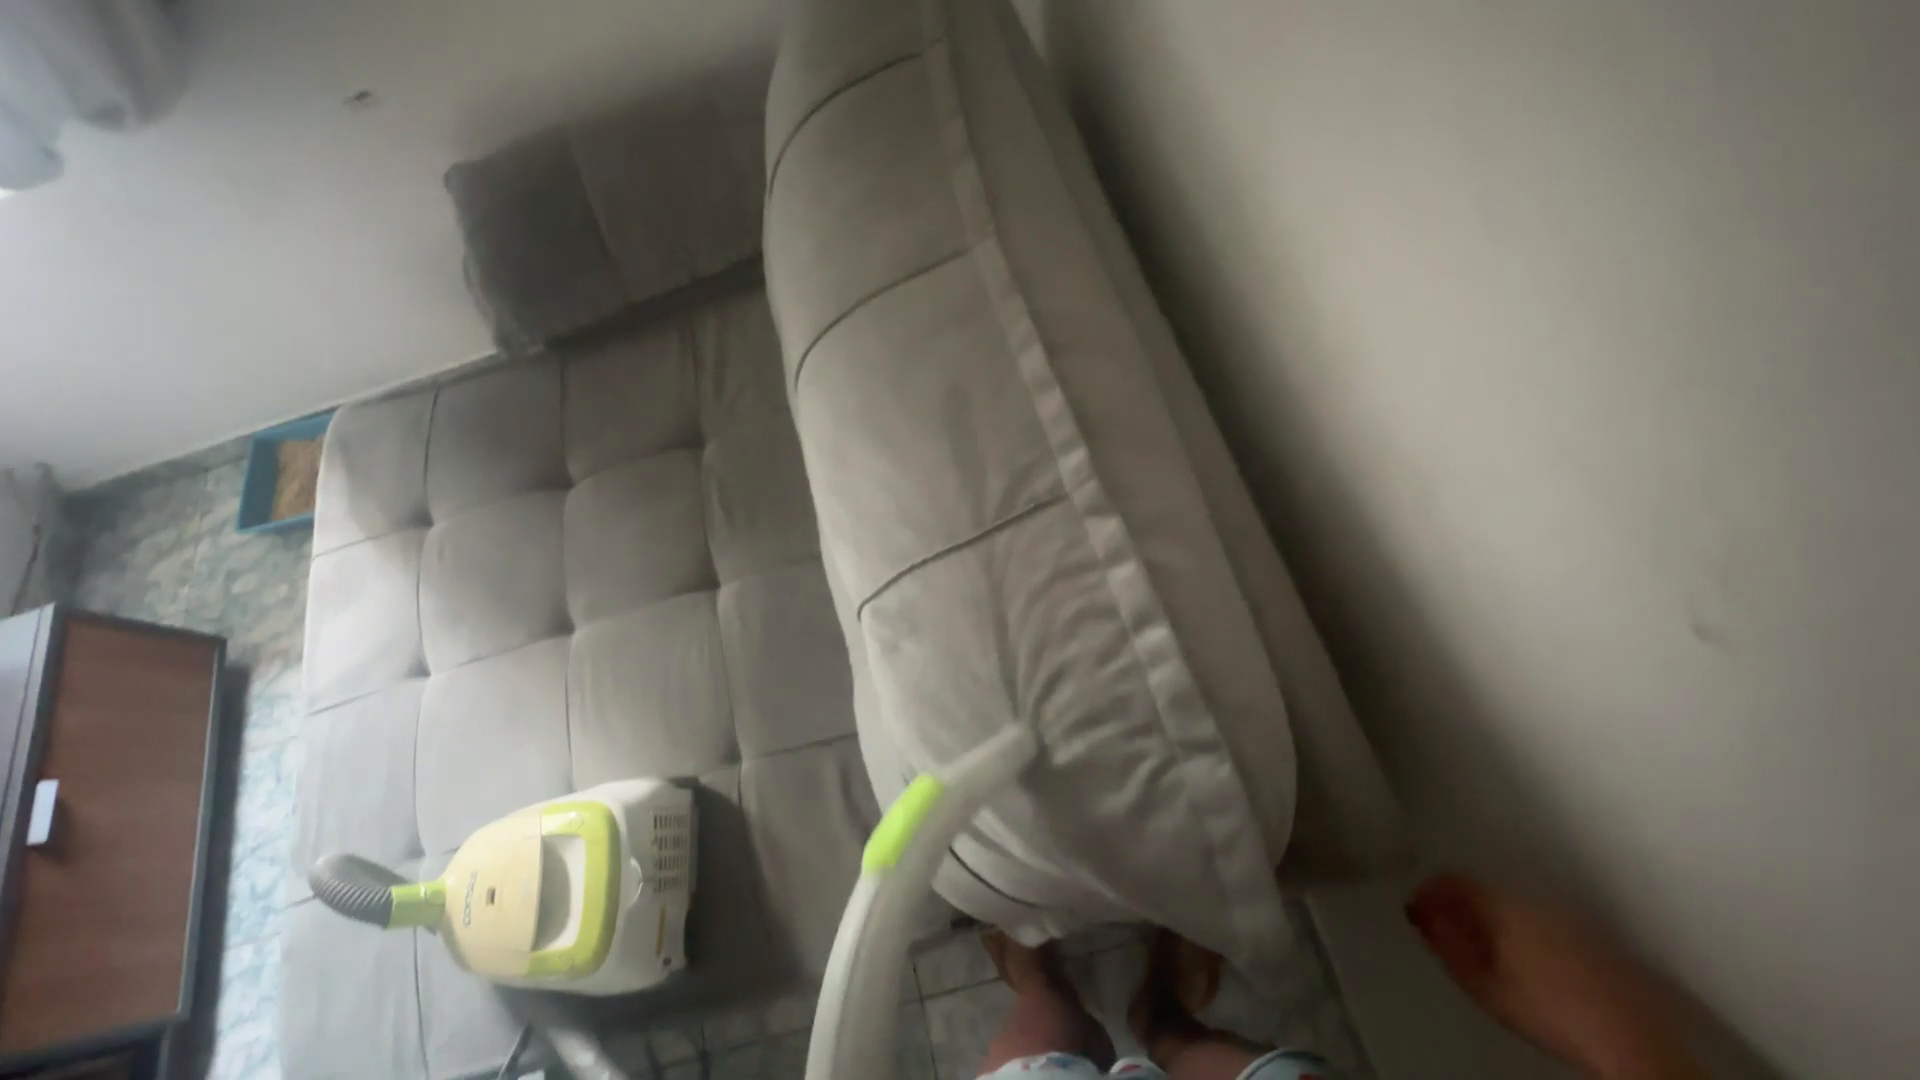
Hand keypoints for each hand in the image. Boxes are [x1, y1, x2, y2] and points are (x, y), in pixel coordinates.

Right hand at [1405, 874, 1704, 1079]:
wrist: (1631, 1040)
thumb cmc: (1547, 1012)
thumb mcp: (1484, 986)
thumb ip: (1447, 946)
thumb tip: (1424, 915)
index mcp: (1504, 908)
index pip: (1454, 880)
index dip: (1429, 891)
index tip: (1417, 912)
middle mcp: (1536, 903)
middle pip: (1485, 893)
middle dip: (1460, 909)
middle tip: (1447, 936)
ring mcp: (1569, 919)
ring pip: (1515, 908)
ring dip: (1492, 922)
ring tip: (1485, 955)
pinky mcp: (1593, 939)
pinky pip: (1542, 923)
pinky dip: (1522, 933)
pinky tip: (1526, 966)